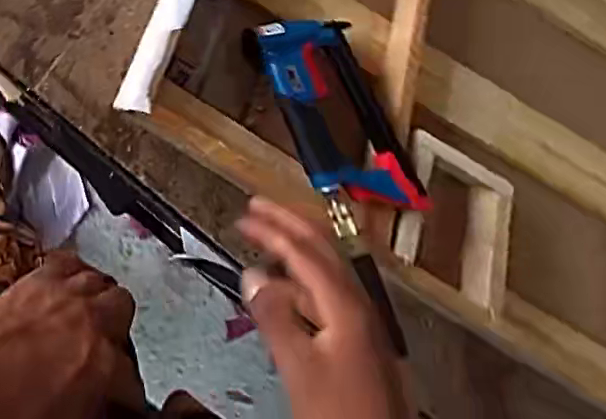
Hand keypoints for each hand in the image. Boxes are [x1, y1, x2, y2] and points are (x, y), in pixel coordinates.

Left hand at [0, 250, 143, 418]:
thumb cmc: (2, 413)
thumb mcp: (68, 417)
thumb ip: (93, 403)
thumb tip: (99, 404)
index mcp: (102, 364)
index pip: (132, 376)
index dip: (125, 392)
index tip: (118, 398)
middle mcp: (89, 318)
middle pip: (122, 308)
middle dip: (115, 332)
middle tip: (104, 353)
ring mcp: (64, 292)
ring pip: (99, 281)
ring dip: (96, 300)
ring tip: (86, 321)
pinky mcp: (39, 276)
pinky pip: (69, 264)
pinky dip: (71, 277)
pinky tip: (65, 293)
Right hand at [237, 198, 406, 418]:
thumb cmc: (340, 412)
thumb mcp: (299, 368)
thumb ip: (274, 318)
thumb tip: (252, 275)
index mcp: (345, 301)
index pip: (303, 249)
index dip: (272, 227)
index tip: (245, 213)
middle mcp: (356, 301)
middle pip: (321, 246)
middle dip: (288, 220)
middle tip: (258, 206)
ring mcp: (360, 319)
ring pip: (324, 266)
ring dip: (294, 247)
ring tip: (266, 238)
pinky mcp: (357, 338)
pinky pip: (325, 291)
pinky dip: (300, 279)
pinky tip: (283, 289)